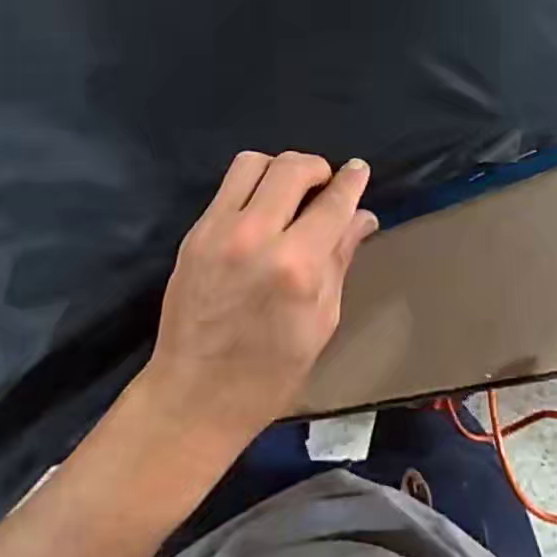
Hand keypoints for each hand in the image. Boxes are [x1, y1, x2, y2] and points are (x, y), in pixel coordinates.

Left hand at [137, 150, 378, 444]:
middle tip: (325, 186)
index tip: (359, 169)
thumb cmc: (269, 373)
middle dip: (318, 167)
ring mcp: (218, 231)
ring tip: (290, 191)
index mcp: (296, 267)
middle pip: (291, 167)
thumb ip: (340, 259)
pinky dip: (251, 185)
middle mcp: (255, 237)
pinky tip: (260, 210)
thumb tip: (362, 217)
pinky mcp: (194, 233)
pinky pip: (227, 187)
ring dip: (279, 168)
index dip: (352, 180)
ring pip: (252, 162)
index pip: (333, 203)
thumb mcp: (321, 321)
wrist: (194, 394)